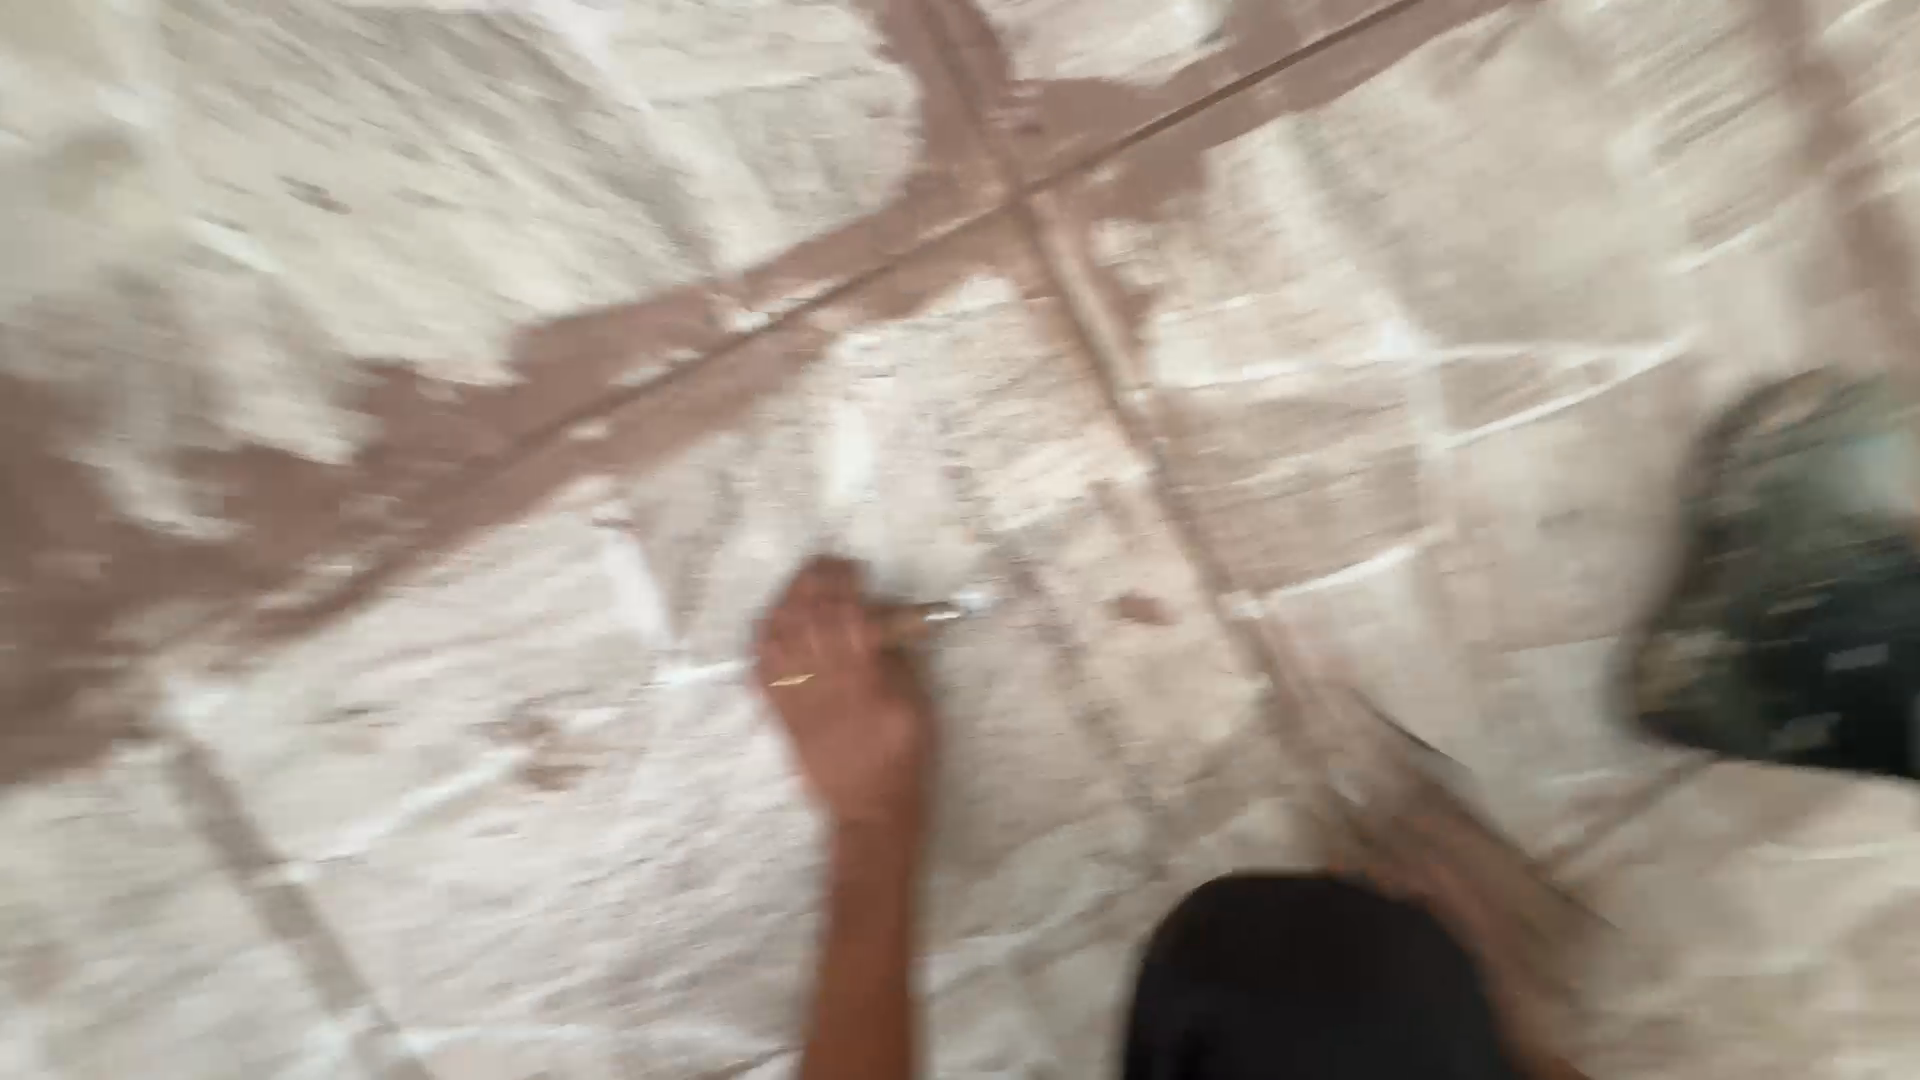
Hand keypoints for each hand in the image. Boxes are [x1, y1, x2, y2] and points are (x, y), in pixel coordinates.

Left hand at [756, 556, 933, 845]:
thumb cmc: (906, 755)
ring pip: (779, 639)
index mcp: (866, 682)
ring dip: (786, 601)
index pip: (847, 617)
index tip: (852, 567)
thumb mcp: (918, 703)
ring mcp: (797, 700)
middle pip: (809, 619)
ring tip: (800, 583)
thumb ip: (896, 657)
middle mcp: (826, 685)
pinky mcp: (780, 715)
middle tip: (824, 563)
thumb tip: (879, 616)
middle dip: (814, 582)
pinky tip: (772, 619)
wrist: (870, 810)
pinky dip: (762, 639)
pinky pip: (760, 671)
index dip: (845, 585)